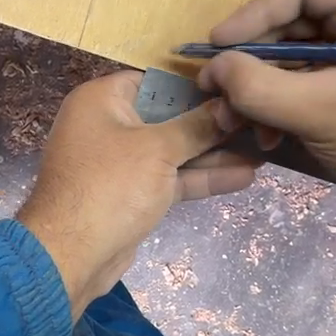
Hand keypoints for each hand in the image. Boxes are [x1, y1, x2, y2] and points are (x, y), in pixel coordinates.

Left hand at [17, 72, 257, 315]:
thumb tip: (231, 106)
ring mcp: (119, 162)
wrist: (71, 255)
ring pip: (172, 150)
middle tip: (260, 120)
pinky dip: (200, 177)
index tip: (237, 88)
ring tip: (264, 148)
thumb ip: (197, 126)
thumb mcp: (158, 149)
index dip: (196, 85)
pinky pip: (169, 178)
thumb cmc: (110, 186)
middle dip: (212, 122)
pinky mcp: (131, 194)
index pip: (155, 81)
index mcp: (101, 99)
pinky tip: (244, 175)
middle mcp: (107, 124)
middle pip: (168, 116)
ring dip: (213, 152)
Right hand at [198, 0, 335, 271]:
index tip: (215, 47)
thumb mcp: (317, 111)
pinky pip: (315, 73)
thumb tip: (210, 69)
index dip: (253, 13)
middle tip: (221, 91)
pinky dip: (286, 98)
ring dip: (265, 85)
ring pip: (300, 50)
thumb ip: (256, 85)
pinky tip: (269, 130)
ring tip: (240, 121)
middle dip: (255, 60)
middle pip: (298, 18)